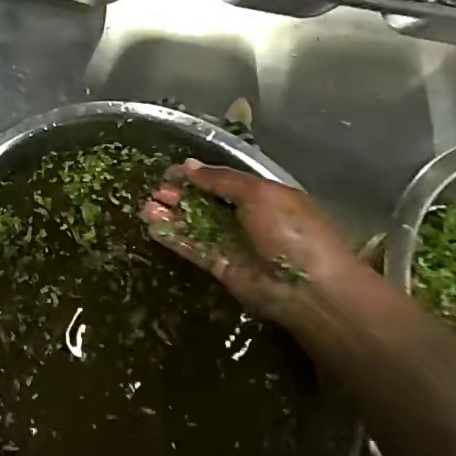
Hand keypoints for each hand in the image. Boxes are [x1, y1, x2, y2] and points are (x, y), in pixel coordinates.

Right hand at [139, 159, 360, 326]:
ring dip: (171, 215)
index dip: (197, 176)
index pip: (223, 182)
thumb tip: (188, 166)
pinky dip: (172, 237)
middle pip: (205, 203)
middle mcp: (246, 218)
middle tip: (157, 191)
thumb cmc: (291, 232)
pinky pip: (191, 247)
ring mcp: (232, 243)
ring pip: (194, 224)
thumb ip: (222, 180)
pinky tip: (152, 226)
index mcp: (263, 197)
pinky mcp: (219, 265)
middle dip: (180, 195)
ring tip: (147, 207)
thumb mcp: (261, 194)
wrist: (308, 289)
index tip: (170, 172)